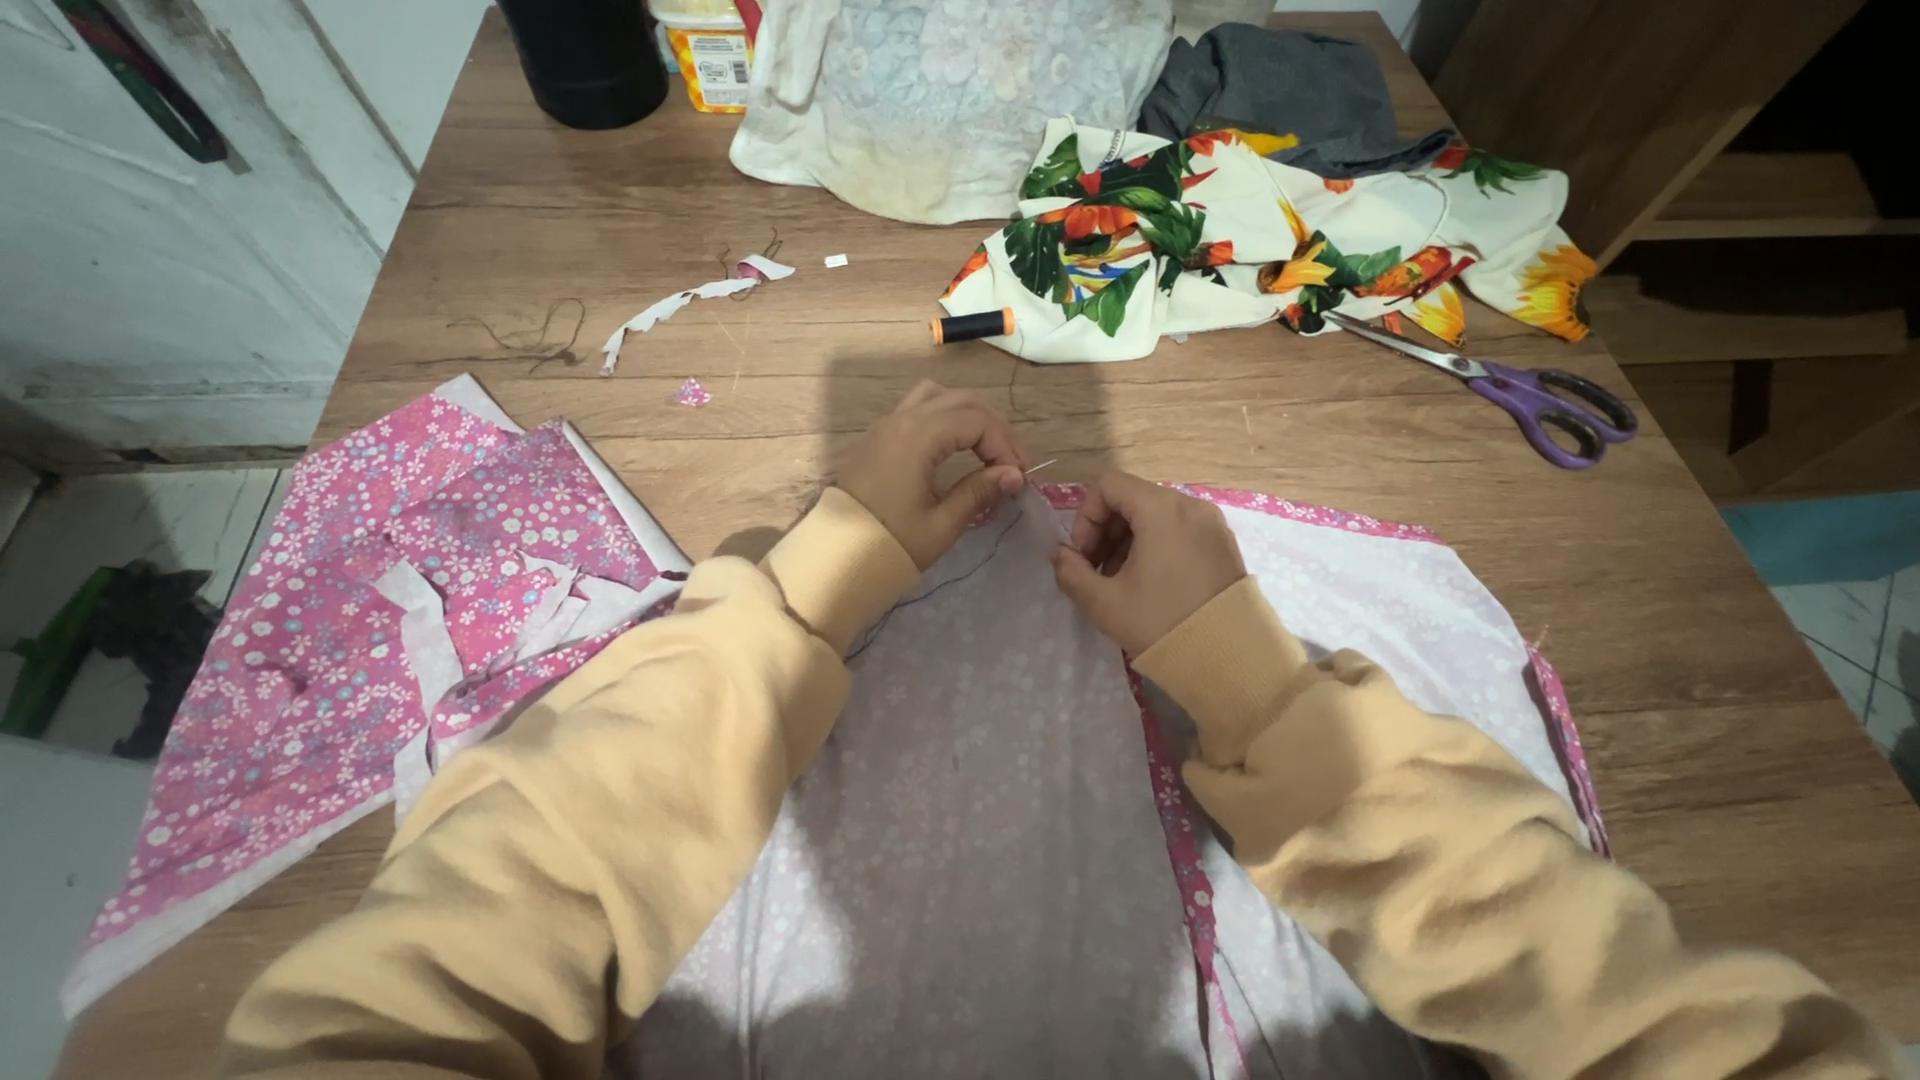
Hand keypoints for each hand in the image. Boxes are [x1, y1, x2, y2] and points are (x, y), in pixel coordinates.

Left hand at [836, 381, 1028, 568]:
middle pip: (962, 401)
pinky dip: (943, 417)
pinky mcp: (877, 437)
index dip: (1004, 446)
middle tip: (1012, 461)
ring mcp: (886, 425)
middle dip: (994, 427)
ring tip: (985, 446)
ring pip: (937, 396)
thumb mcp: (942, 524)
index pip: (977, 422)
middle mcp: (902, 419)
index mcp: (919, 437)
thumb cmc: (891, 543)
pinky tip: (954, 446)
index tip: (1016, 478)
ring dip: (968, 415)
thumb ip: (978, 492)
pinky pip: (916, 408)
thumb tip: (1012, 475)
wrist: (836, 556)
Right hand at [1050, 470, 1245, 654]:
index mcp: (1161, 509)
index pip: (1108, 486)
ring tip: (1121, 581)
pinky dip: (1156, 545)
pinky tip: (1151, 583)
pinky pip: (1180, 530)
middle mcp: (1190, 505)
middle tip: (1096, 570)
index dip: (1085, 517)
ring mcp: (1212, 523)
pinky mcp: (1224, 544)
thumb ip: (1071, 572)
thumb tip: (1061, 554)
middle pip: (1132, 498)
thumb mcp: (1104, 603)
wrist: (1230, 657)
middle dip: (1105, 531)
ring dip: (1128, 540)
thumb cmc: (1161, 623)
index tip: (1083, 555)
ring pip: (1156, 515)